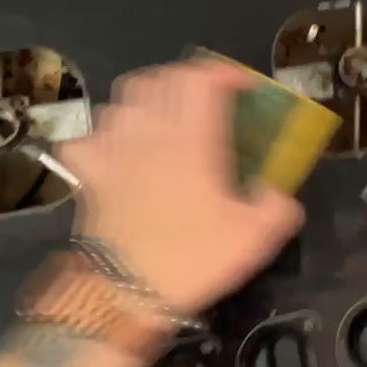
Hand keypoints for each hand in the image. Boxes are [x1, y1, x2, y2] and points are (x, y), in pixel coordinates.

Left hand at [58, 59, 304, 313]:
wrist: (122, 294)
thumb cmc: (189, 260)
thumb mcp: (253, 239)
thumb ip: (275, 208)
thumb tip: (278, 195)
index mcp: (192, 141)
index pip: (202, 80)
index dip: (224, 72)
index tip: (241, 86)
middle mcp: (150, 135)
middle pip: (162, 79)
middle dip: (188, 77)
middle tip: (207, 96)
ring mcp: (114, 151)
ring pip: (125, 99)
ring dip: (149, 98)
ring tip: (166, 115)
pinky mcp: (89, 173)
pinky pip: (89, 137)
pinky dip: (104, 134)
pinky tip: (118, 147)